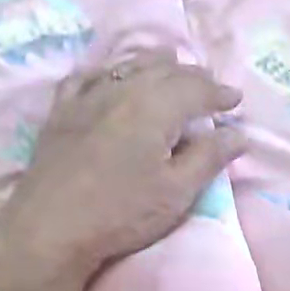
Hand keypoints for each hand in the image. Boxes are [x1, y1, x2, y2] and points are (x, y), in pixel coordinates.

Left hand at [0, 49, 246, 290]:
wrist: (51, 228)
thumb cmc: (121, 214)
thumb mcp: (176, 193)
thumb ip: (209, 159)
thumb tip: (238, 134)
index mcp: (156, 106)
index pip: (196, 89)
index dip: (219, 93)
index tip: (235, 100)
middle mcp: (123, 89)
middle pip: (164, 70)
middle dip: (191, 75)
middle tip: (208, 85)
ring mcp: (87, 97)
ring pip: (126, 65)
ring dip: (153, 63)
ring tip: (168, 62)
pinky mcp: (60, 112)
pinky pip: (87, 76)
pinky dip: (107, 70)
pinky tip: (109, 74)